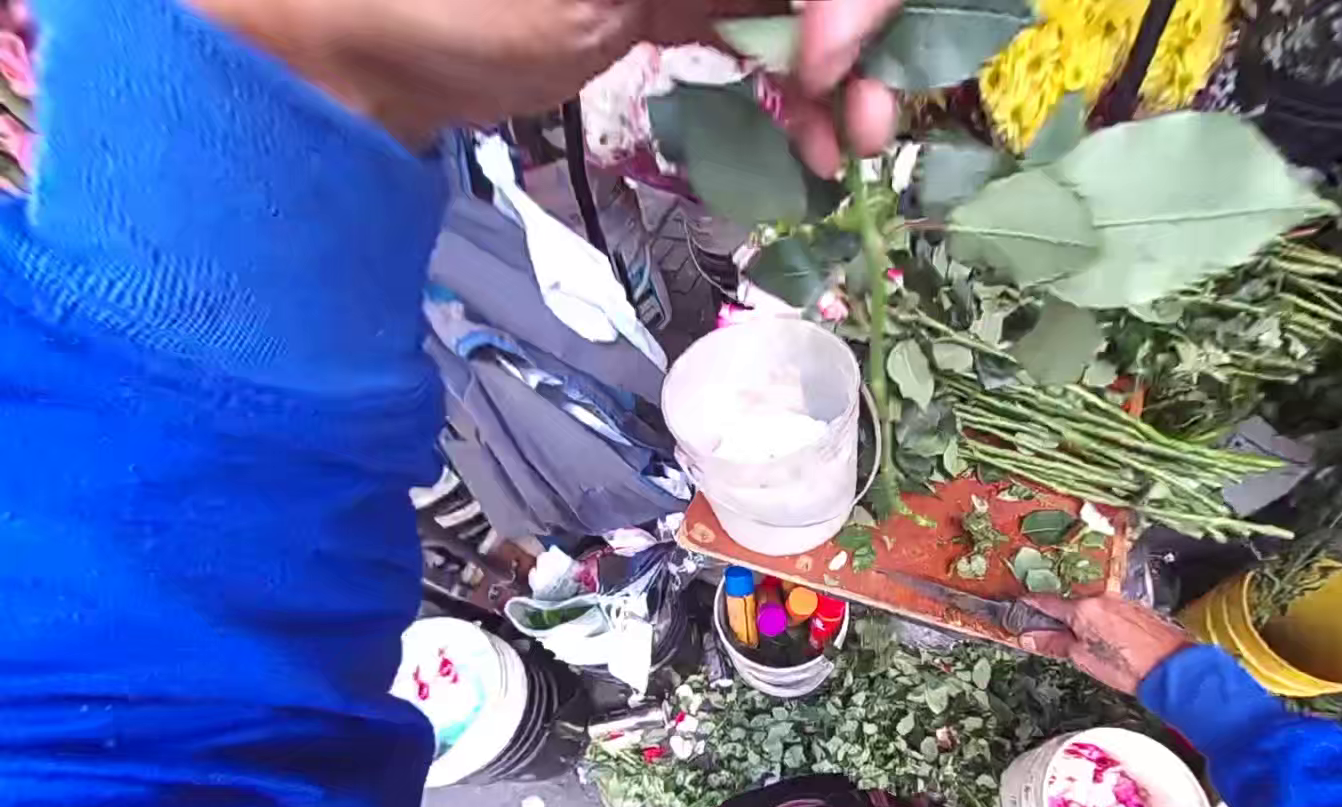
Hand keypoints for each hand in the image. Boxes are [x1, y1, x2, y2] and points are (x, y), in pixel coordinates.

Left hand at [189, 0, 900, 163]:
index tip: (828, 61)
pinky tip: (809, 145)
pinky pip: (767, 41)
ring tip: (840, 153)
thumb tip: (832, 13)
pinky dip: (798, 98)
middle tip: (867, 128)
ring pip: (804, 9)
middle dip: (861, 43)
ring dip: (841, 85)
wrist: (370, 37)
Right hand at [1018, 594, 1192, 696]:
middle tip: (1049, 635)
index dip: (1030, 605)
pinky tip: (1105, 640)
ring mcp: (1119, 601)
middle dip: (1059, 618)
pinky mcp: (1135, 608)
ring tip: (1081, 643)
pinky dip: (1100, 622)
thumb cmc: (1126, 666)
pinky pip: (1108, 611)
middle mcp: (1100, 598)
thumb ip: (1055, 643)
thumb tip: (1028, 635)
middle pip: (1070, 605)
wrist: (1172, 668)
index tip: (1018, 605)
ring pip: (1090, 608)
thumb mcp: (1083, 658)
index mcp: (1082, 609)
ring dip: (1081, 621)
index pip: (1047, 602)